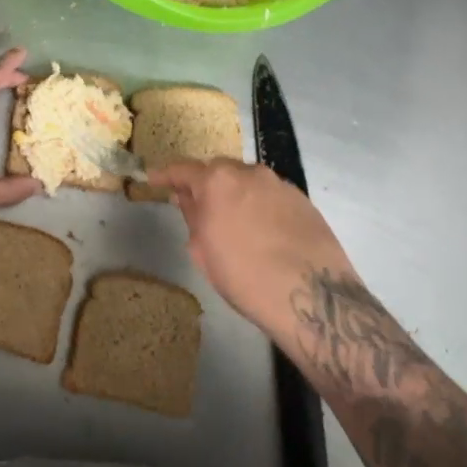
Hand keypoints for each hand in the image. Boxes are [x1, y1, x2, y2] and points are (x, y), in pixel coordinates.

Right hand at [151, 159, 356, 330]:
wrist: (311, 297)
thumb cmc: (245, 276)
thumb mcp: (203, 251)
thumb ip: (193, 216)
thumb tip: (187, 198)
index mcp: (218, 181)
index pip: (184, 170)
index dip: (166, 175)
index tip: (154, 180)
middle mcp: (251, 173)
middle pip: (219, 171)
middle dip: (206, 185)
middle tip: (198, 206)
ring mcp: (281, 185)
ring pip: (249, 182)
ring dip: (236, 195)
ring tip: (233, 223)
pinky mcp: (305, 201)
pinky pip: (271, 196)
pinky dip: (260, 206)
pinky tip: (262, 232)